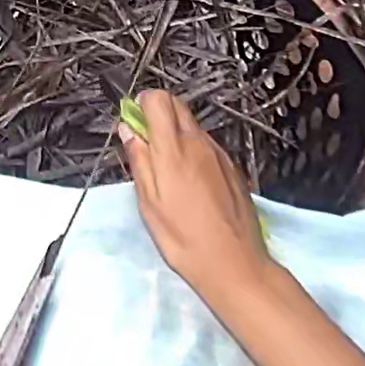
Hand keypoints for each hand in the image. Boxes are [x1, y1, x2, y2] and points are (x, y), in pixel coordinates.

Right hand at [121, 90, 271, 291]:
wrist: (236, 265)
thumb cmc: (182, 237)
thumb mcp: (148, 202)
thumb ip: (139, 160)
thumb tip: (128, 130)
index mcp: (173, 149)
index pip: (159, 100)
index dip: (143, 104)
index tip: (134, 124)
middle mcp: (198, 143)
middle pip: (177, 105)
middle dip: (158, 113)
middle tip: (147, 144)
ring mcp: (219, 154)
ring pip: (192, 125)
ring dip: (175, 132)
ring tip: (168, 169)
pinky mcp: (233, 168)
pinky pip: (207, 145)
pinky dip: (193, 149)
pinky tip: (190, 181)